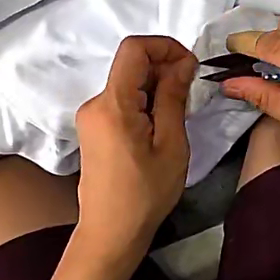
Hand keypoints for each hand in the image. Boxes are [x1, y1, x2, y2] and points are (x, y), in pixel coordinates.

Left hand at [73, 36, 195, 257]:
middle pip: (130, 65)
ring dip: (155, 89)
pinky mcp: (93, 129)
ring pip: (127, 83)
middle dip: (163, 70)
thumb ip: (173, 97)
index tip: (189, 67)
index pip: (133, 49)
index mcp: (112, 105)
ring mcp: (90, 117)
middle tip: (188, 95)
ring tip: (175, 118)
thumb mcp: (171, 144)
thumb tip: (182, 62)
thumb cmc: (145, 194)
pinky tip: (159, 127)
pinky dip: (143, 103)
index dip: (164, 47)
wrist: (111, 231)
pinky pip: (120, 101)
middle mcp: (94, 104)